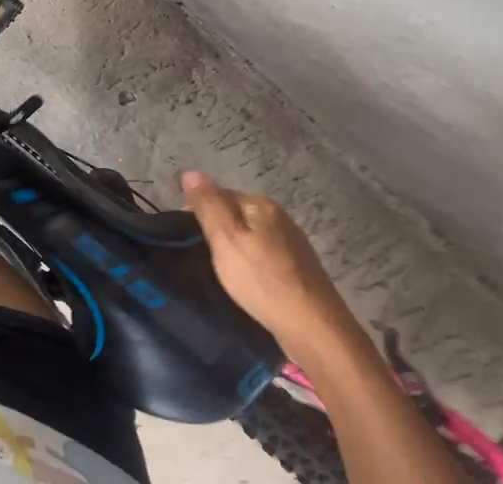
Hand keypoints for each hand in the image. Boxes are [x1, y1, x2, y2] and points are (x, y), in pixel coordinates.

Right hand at [181, 170, 361, 364]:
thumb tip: (192, 172)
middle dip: (216, 230)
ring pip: (250, 236)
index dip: (198, 212)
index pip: (218, 194)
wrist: (315, 330)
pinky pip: (263, 256)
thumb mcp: (225, 238)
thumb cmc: (262, 280)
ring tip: (221, 271)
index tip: (187, 237)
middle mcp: (281, 219)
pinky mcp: (299, 270)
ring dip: (233, 248)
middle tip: (202, 256)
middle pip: (235, 215)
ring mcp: (293, 245)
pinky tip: (246, 282)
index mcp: (262, 206)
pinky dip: (250, 264)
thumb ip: (208, 204)